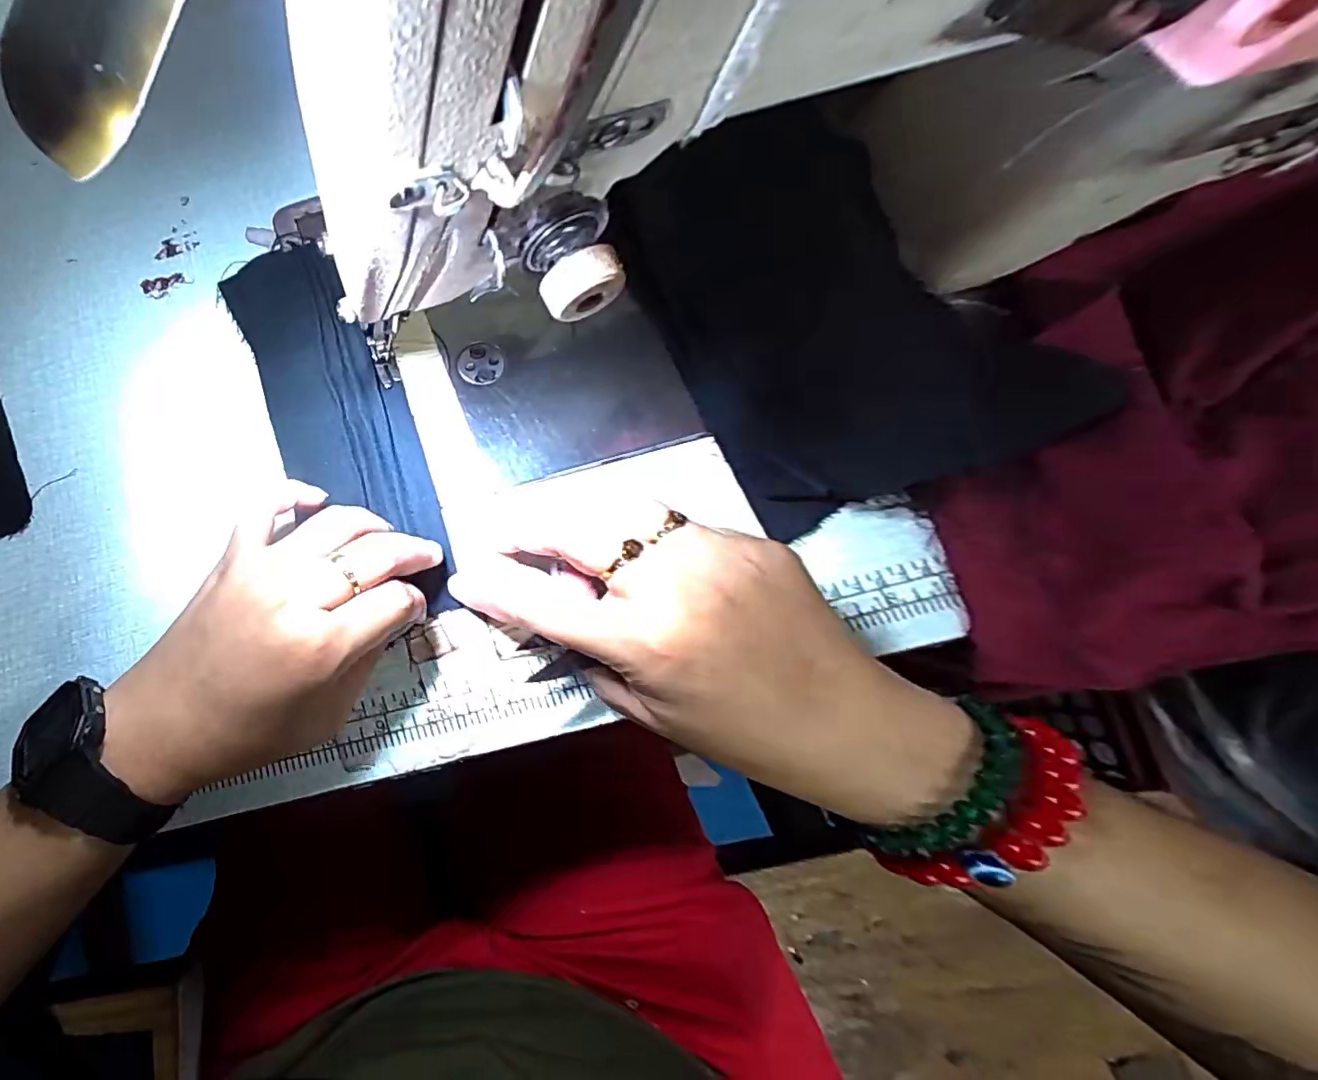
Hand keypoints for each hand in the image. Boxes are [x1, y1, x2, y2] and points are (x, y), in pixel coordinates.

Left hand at [99, 481, 440, 804]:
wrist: (167, 723)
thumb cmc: (250, 734)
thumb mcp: (327, 717)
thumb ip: (366, 661)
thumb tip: (395, 616)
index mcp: (322, 645)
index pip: (392, 600)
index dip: (413, 600)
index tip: (415, 605)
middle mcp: (295, 596)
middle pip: (372, 554)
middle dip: (411, 552)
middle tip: (427, 555)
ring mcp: (260, 569)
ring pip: (332, 524)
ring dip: (371, 523)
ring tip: (387, 534)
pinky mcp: (232, 557)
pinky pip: (264, 506)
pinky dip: (292, 492)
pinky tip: (316, 497)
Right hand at [446, 502, 976, 823]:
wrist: (850, 721)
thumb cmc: (741, 734)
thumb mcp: (649, 713)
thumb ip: (594, 660)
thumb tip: (556, 618)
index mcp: (646, 642)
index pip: (546, 603)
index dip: (497, 587)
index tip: (468, 577)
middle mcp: (675, 584)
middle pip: (577, 529)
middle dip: (527, 528)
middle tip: (504, 536)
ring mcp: (716, 551)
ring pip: (623, 507)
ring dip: (578, 517)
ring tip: (559, 531)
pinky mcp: (749, 539)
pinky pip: (675, 524)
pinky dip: (641, 534)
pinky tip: (639, 552)